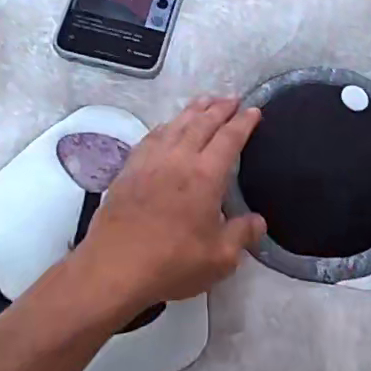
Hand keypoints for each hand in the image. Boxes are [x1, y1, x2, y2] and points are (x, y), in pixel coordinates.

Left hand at [63, 97, 265, 321]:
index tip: (254, 111)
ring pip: (174, 126)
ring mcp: (149, 164)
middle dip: (220, 108)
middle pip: (201, 123)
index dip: (244, 122)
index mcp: (205, 176)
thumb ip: (243, 234)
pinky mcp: (127, 173)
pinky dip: (165, 127)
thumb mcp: (221, 257)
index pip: (229, 138)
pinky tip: (167, 127)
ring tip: (205, 102)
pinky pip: (150, 139)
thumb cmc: (172, 262)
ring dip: (193, 111)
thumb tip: (258, 221)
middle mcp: (177, 161)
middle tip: (233, 99)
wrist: (111, 271)